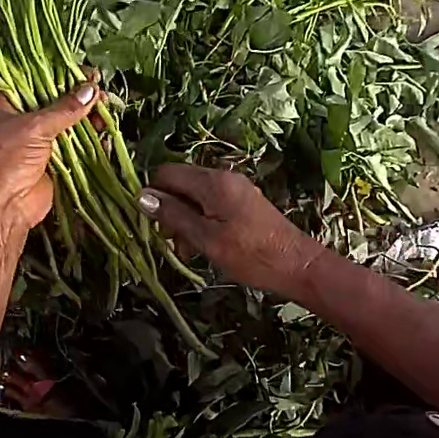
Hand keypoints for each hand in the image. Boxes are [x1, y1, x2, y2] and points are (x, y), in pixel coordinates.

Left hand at [0, 82, 97, 235]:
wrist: (1, 207)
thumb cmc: (6, 159)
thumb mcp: (34, 127)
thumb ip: (65, 108)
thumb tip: (91, 90)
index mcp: (3, 105)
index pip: (36, 81)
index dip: (62, 76)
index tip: (88, 74)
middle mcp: (18, 121)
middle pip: (54, 103)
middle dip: (79, 99)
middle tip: (102, 95)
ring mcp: (35, 143)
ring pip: (66, 125)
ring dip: (87, 120)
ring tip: (106, 113)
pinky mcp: (51, 162)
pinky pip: (74, 147)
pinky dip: (89, 141)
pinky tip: (104, 134)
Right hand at [137, 165, 327, 298]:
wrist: (296, 265)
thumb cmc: (251, 255)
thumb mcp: (207, 239)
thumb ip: (174, 216)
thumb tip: (142, 196)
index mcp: (213, 182)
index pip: (167, 172)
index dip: (152, 193)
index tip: (148, 222)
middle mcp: (224, 177)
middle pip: (181, 182)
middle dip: (169, 208)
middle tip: (168, 241)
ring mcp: (236, 188)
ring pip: (196, 195)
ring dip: (185, 218)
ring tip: (187, 249)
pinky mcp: (244, 202)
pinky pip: (212, 204)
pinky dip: (202, 221)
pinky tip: (204, 245)